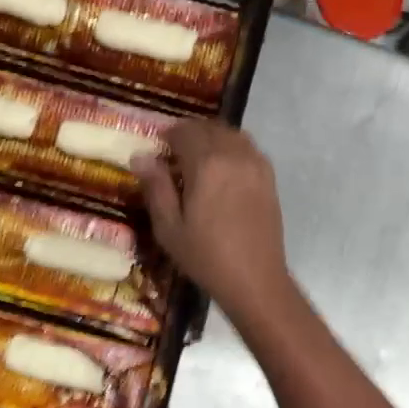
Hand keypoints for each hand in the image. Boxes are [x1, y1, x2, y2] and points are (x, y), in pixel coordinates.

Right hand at [133, 120, 293, 320]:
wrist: (254, 279)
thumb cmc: (205, 258)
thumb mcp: (169, 229)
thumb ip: (156, 188)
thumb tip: (140, 156)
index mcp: (206, 164)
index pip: (184, 132)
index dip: (168, 135)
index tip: (157, 146)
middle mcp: (233, 154)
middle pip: (209, 128)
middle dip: (190, 134)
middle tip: (175, 153)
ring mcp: (255, 163)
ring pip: (231, 134)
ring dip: (211, 138)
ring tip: (198, 159)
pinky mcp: (268, 177)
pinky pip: (247, 148)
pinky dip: (231, 149)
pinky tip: (222, 170)